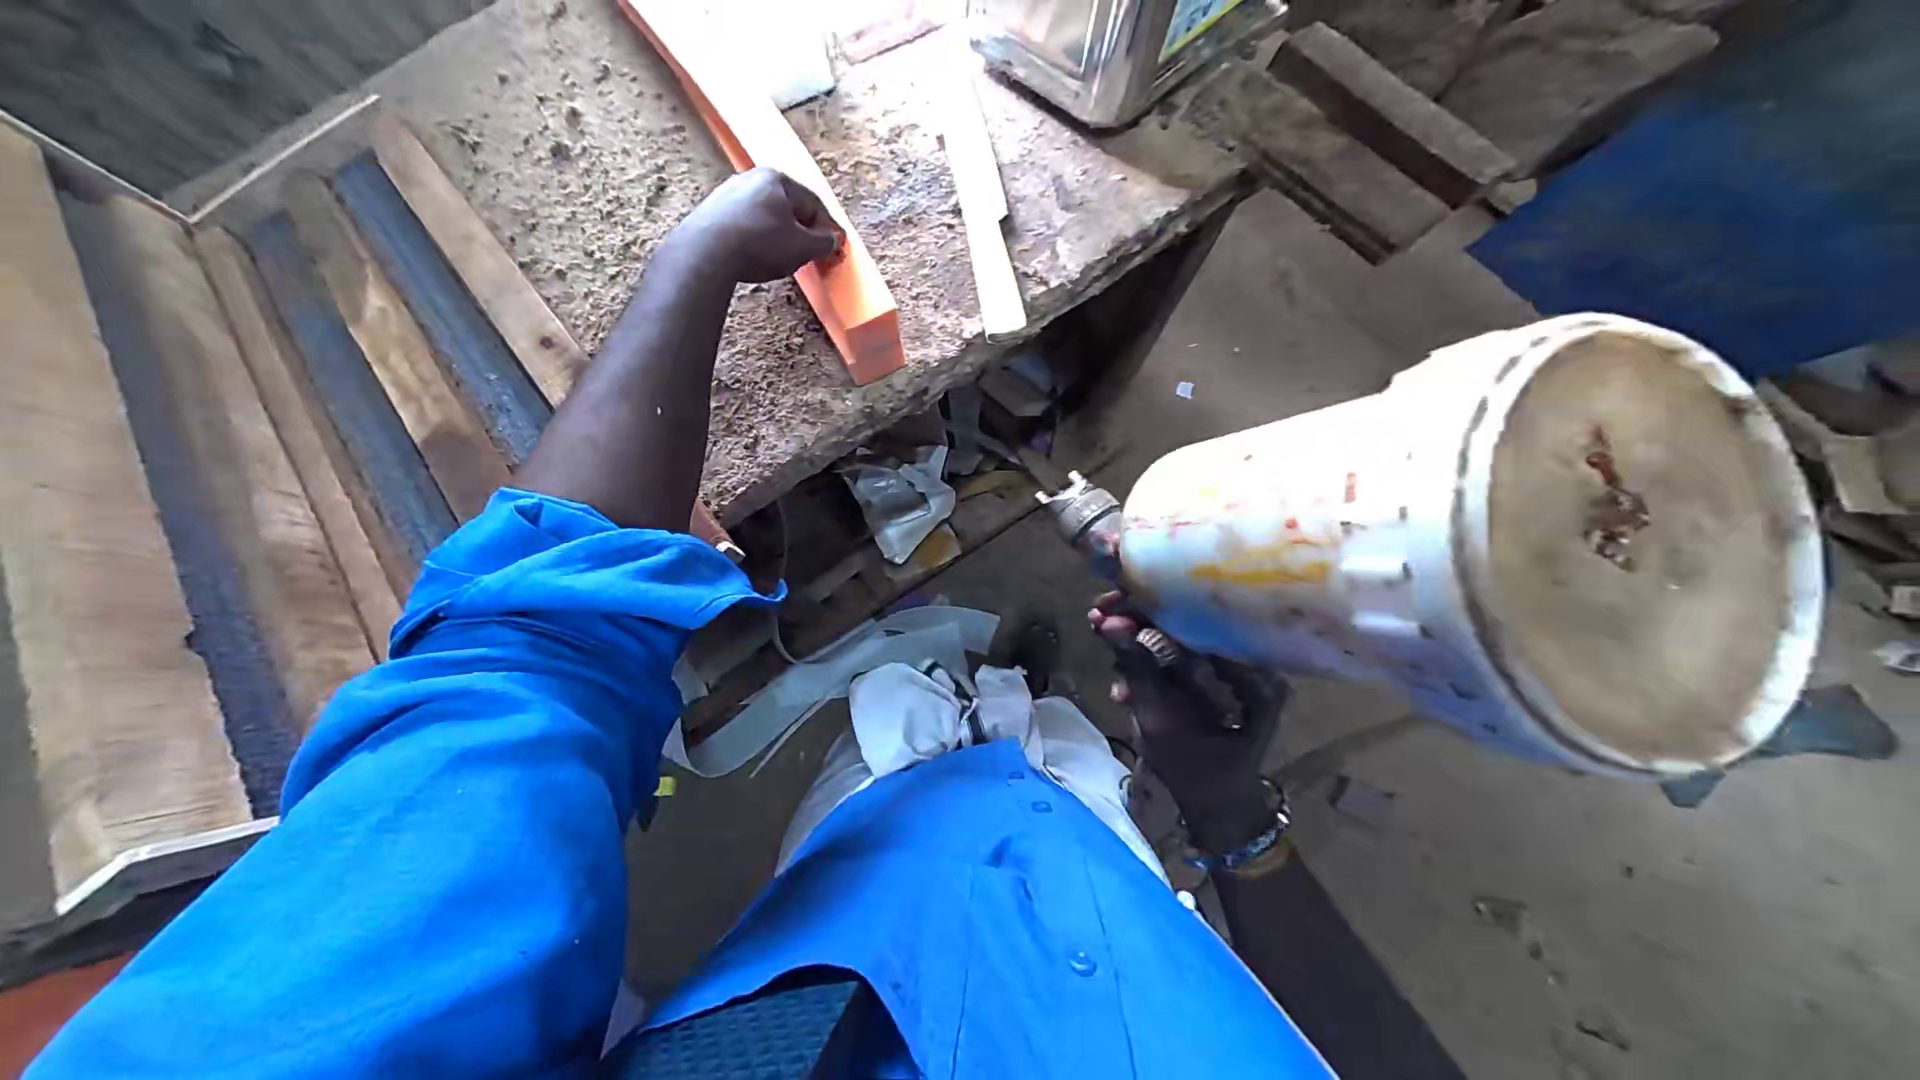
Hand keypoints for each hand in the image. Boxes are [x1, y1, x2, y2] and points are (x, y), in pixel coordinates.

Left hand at [665, 168, 842, 283]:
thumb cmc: (760, 244)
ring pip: (765, 215)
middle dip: (802, 230)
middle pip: (788, 206)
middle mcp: (751, 177)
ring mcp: (728, 192)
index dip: (828, 228)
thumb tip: (833, 240)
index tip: (835, 246)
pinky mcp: (711, 210)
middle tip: (810, 253)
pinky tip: (756, 255)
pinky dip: (756, 238)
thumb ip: (823, 243)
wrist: (706, 252)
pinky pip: (744, 223)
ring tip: (783, 257)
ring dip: (778, 235)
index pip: (813, 204)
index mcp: (778, 179)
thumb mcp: (802, 248)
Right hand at [1090, 591, 1286, 855]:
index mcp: (1250, 669)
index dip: (1150, 605)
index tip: (1112, 602)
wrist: (1218, 808)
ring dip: (1134, 642)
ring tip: (1101, 634)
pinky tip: (1121, 681)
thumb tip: (1109, 623)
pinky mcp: (1206, 684)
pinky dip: (1143, 666)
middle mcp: (1245, 663)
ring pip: (1171, 642)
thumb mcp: (1161, 720)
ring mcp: (1225, 674)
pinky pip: (1171, 663)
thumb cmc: (1199, 771)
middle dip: (1135, 621)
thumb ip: (1137, 669)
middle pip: (1180, 625)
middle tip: (1098, 616)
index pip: (1195, 617)